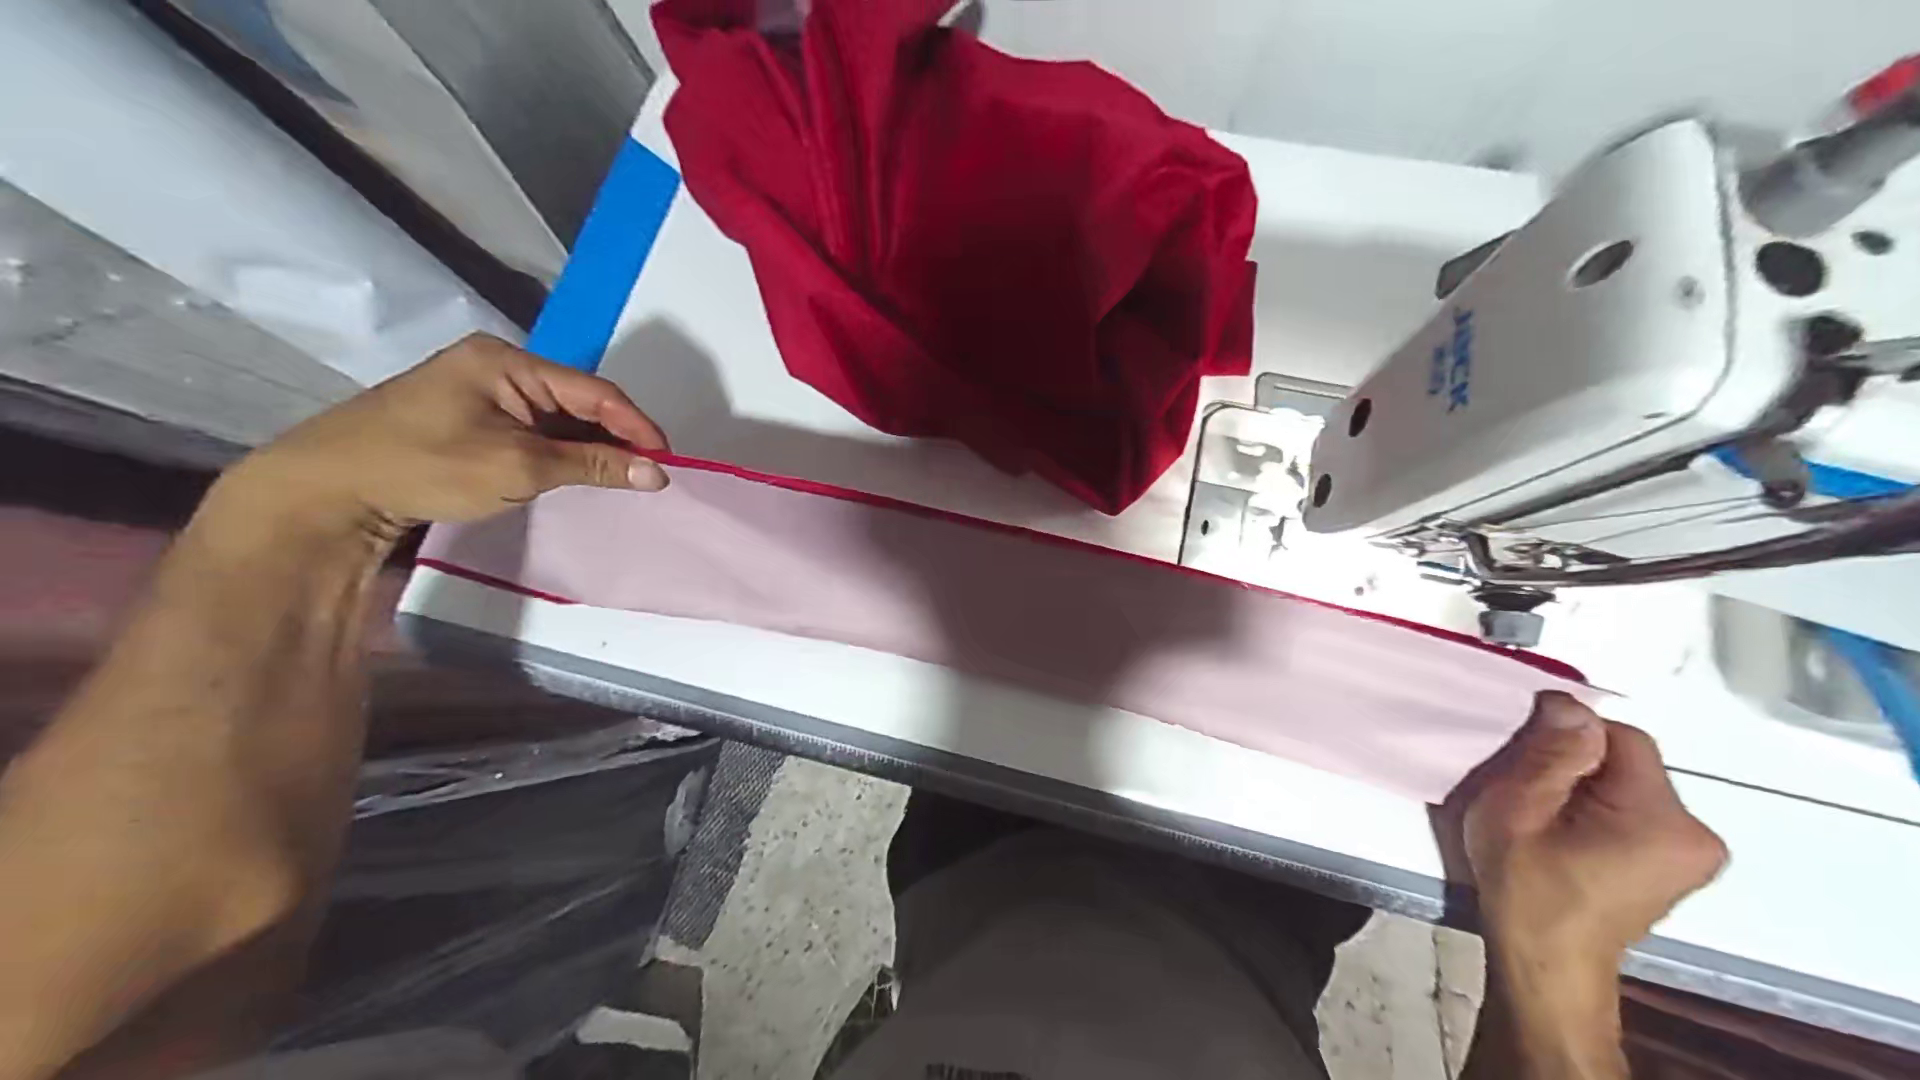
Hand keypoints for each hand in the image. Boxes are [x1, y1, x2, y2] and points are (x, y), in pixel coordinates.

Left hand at [230, 334, 670, 540]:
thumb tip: (657, 474)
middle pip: (580, 399)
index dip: (637, 425)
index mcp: (508, 362)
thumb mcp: (521, 466)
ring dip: (594, 445)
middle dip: (618, 436)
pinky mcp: (474, 416)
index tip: (668, 461)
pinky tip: (584, 469)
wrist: (329, 490)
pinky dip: (566, 450)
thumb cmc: (427, 466)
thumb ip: (595, 465)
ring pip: (561, 416)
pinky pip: (538, 428)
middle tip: (649, 472)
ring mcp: (484, 390)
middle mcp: (499, 366)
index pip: (595, 391)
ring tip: (625, 475)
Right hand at [1460, 692, 1727, 1077]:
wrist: (1544, 956)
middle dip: (1574, 763)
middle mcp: (1697, 832)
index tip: (1525, 760)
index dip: (1566, 738)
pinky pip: (1635, 807)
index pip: (1619, 737)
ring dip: (1583, 785)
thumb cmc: (1523, 881)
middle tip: (1528, 790)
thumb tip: (1568, 703)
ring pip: (1627, 782)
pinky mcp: (1679, 862)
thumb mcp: (1516, 808)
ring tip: (1543, 813)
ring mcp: (1694, 851)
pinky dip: (1597, 806)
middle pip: (1627, 760)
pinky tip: (1566, 830)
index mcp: (1660, 818)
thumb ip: (1548, 756)